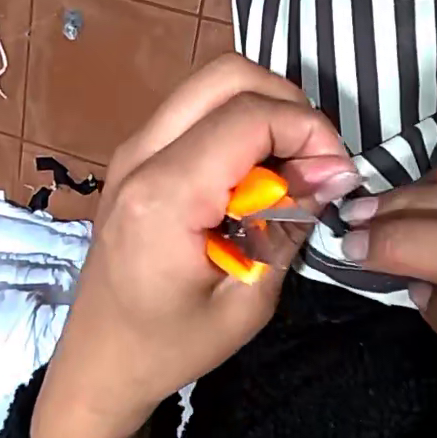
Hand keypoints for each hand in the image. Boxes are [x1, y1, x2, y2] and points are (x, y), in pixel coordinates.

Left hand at [31, 55, 358, 437]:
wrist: (98, 362)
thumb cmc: (170, 345)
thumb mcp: (247, 300)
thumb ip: (289, 223)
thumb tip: (333, 171)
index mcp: (164, 195)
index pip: (250, 116)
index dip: (309, 130)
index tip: (338, 172)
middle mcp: (141, 154)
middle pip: (228, 75)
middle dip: (288, 103)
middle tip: (315, 158)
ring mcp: (133, 147)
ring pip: (212, 83)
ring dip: (265, 108)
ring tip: (292, 163)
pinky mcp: (138, 153)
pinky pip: (198, 107)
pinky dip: (241, 120)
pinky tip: (257, 170)